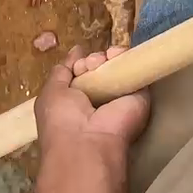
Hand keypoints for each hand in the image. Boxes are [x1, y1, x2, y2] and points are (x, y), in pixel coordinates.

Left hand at [33, 46, 151, 155]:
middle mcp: (102, 97)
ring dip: (109, 55)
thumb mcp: (51, 94)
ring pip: (120, 64)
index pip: (86, 73)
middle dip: (94, 59)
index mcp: (80, 101)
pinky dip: (126, 57)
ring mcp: (122, 94)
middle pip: (103, 66)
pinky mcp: (141, 92)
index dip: (80, 63)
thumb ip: (61, 72)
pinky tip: (116, 56)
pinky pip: (136, 66)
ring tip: (102, 61)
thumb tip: (76, 51)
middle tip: (90, 65)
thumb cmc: (62, 121)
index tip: (77, 66)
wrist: (89, 141)